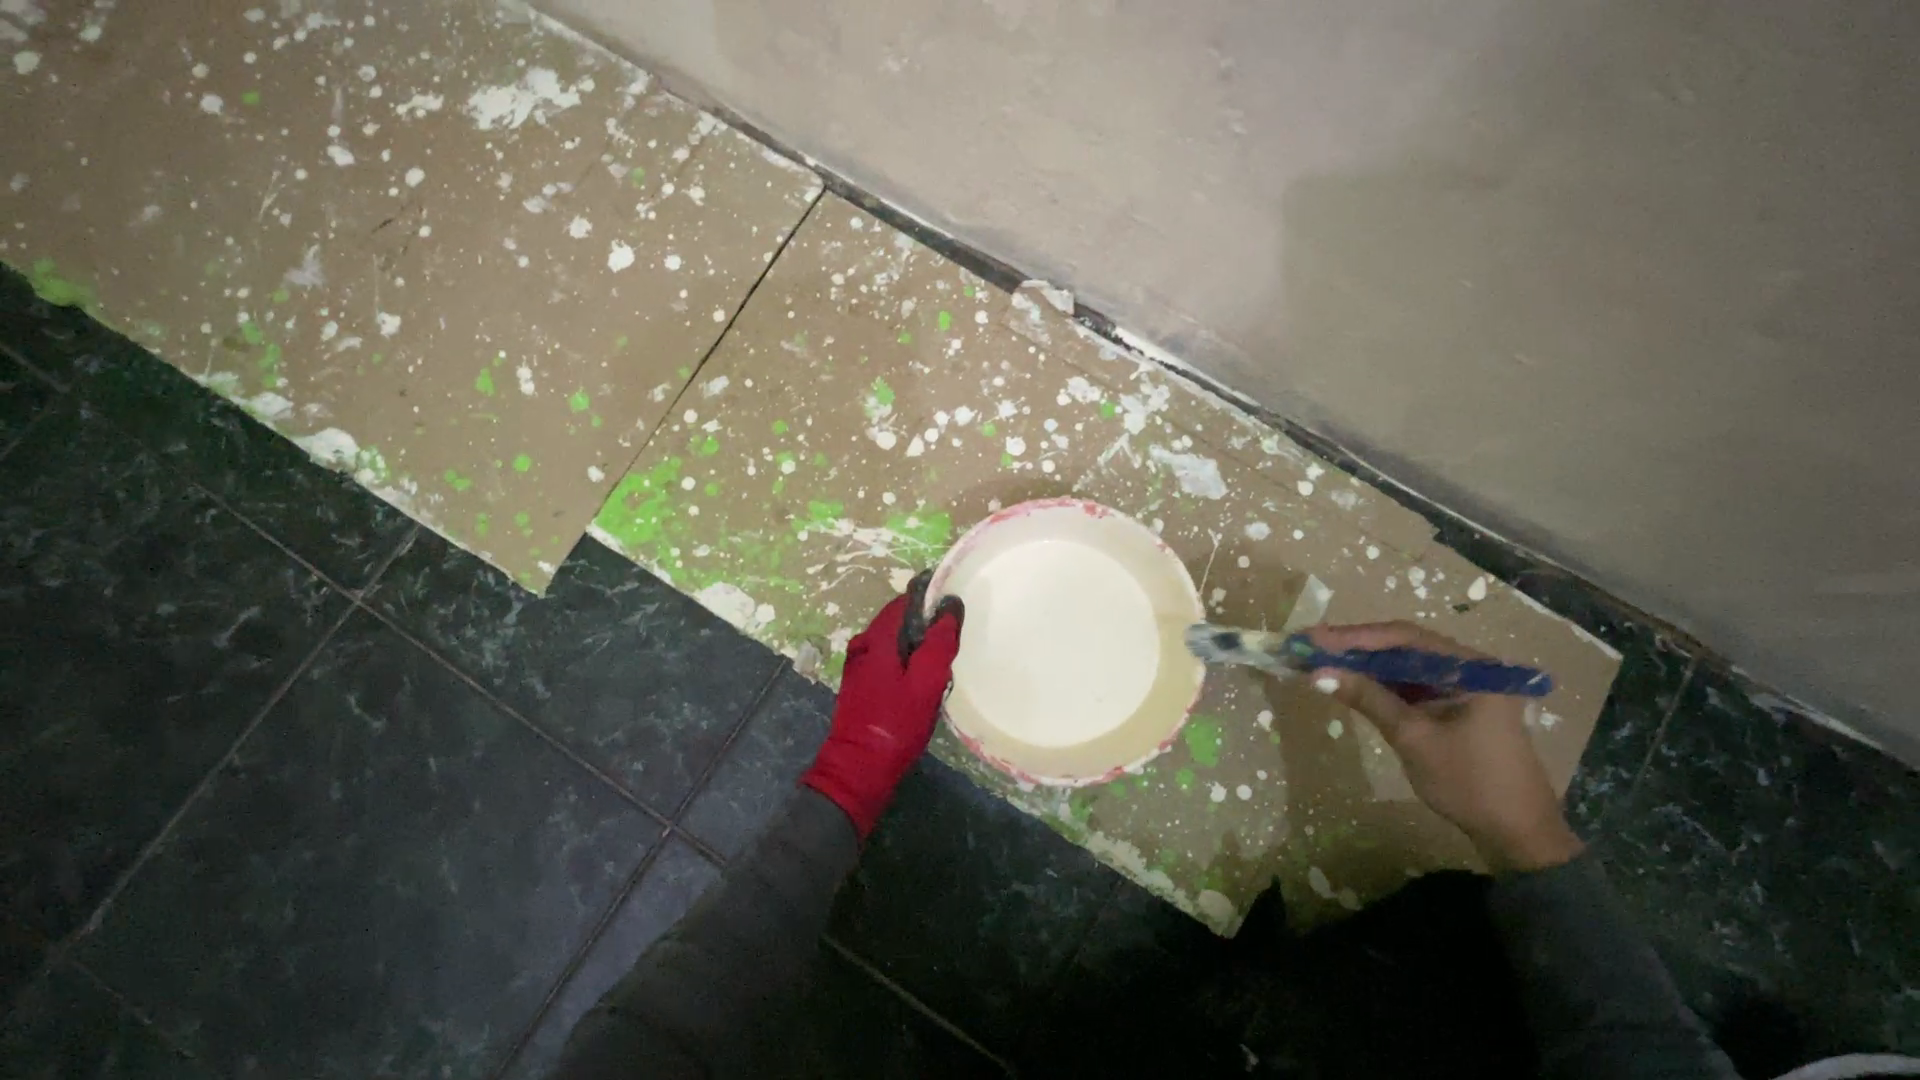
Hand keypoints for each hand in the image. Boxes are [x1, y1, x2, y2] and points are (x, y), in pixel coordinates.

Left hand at [799, 571, 963, 838]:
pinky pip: (888, 661)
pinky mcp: (860, 686)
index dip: (931, 598)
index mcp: (876, 638)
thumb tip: (950, 606)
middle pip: (899, 621)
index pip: (905, 601)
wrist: (857, 769)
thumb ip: (939, 643)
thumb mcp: (926, 683)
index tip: (956, 605)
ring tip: (943, 661)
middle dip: (926, 624)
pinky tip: (923, 681)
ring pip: (894, 642)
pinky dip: (907, 662)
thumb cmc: (895, 724)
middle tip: (955, 637)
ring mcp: (858, 667)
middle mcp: (863, 646)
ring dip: (917, 646)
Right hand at [1307, 621, 1582, 875]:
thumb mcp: (1412, 737)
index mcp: (1473, 668)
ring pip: (1403, 664)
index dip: (1354, 636)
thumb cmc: (1469, 783)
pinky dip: (1379, 683)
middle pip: (1403, 646)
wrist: (1516, 834)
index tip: (1312, 639)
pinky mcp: (1453, 705)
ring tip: (1318, 660)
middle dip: (1354, 647)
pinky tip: (1348, 681)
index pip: (1405, 638)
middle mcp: (1471, 668)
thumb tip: (1318, 673)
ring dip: (1363, 664)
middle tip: (1308, 646)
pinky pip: (1410, 684)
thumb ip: (1367, 698)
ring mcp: (1463, 687)